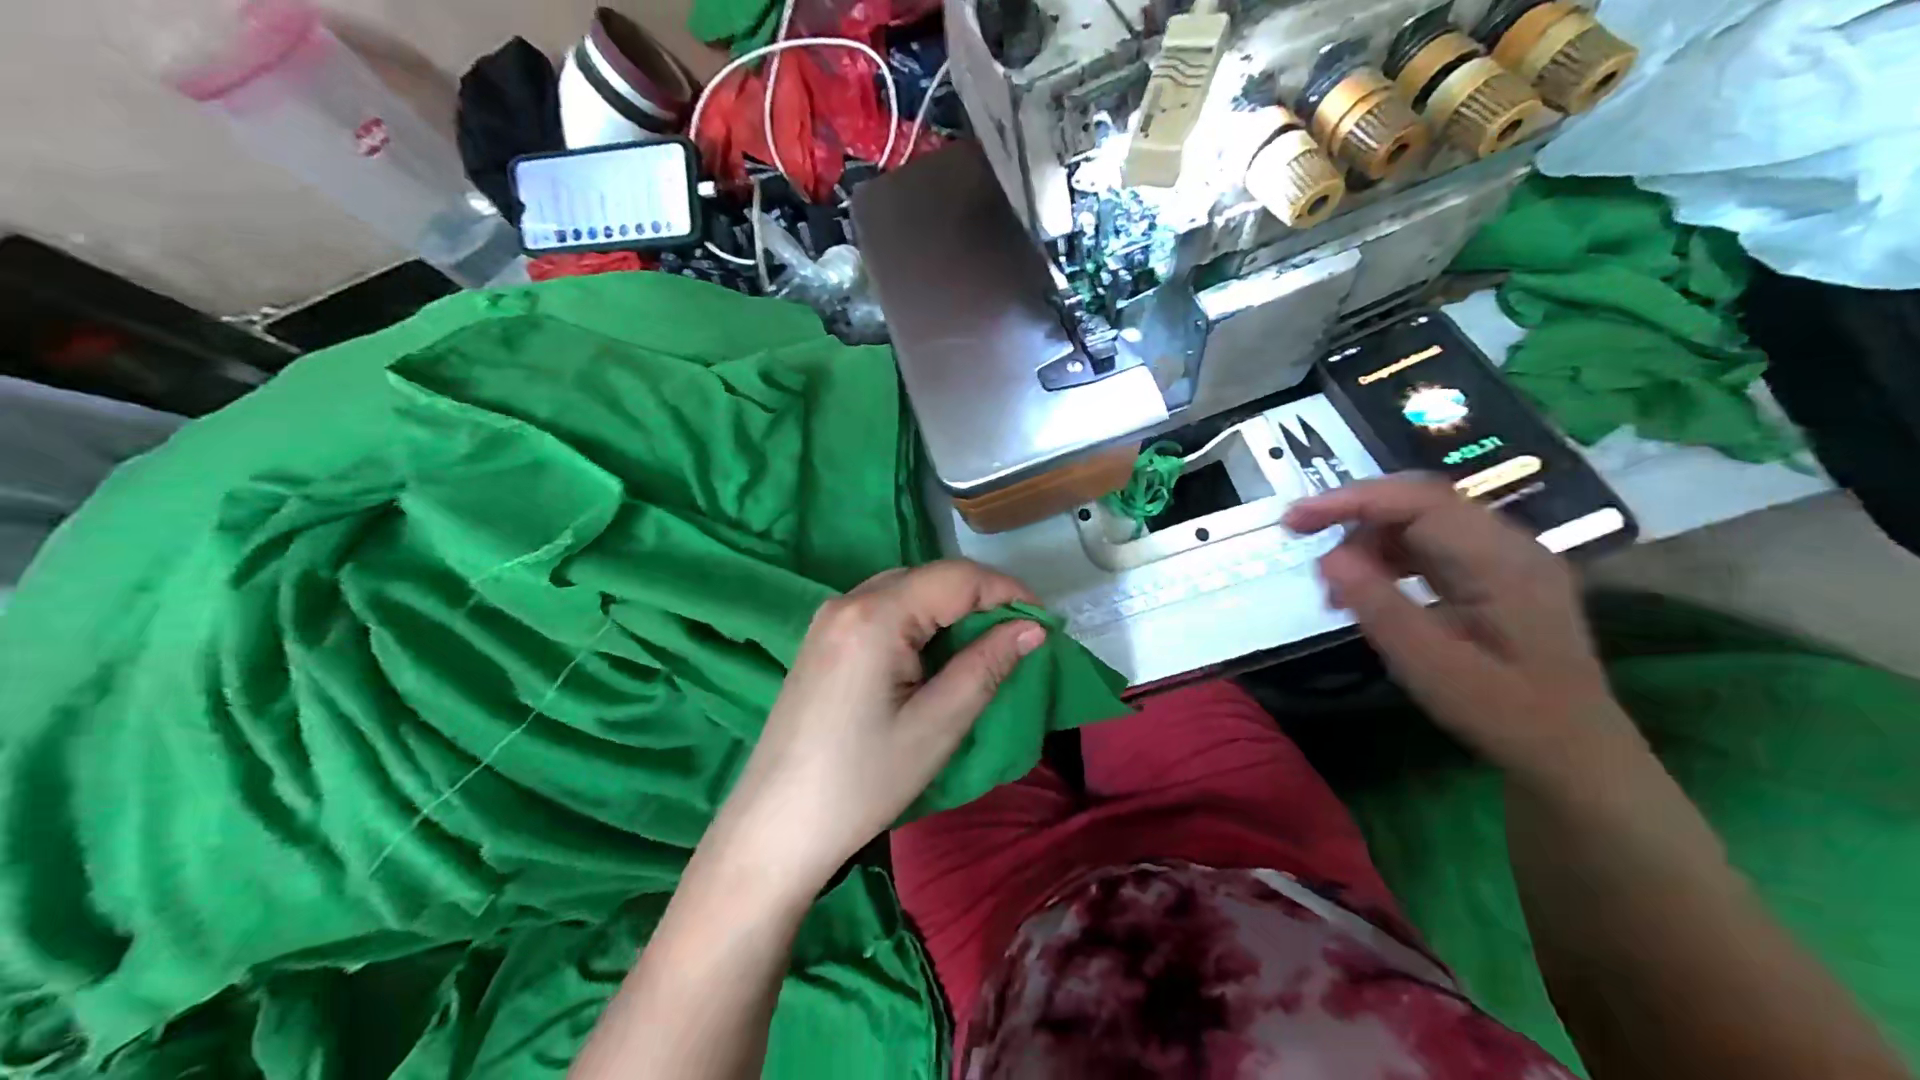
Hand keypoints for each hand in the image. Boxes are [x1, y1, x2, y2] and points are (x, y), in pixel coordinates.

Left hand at [708, 560, 1046, 894]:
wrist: (775, 827)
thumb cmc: (862, 781)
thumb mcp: (937, 725)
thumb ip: (987, 665)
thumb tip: (1032, 627)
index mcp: (875, 614)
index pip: (957, 577)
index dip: (1007, 591)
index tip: (1044, 622)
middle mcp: (846, 601)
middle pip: (929, 578)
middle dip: (980, 600)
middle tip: (1018, 638)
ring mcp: (827, 620)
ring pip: (905, 592)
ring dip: (949, 611)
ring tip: (983, 648)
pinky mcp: (820, 642)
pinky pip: (881, 611)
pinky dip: (918, 623)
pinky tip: (932, 657)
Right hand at [1284, 474, 1637, 774]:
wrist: (1574, 755)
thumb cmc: (1504, 714)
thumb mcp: (1431, 666)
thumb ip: (1379, 606)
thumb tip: (1327, 557)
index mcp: (1505, 562)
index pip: (1421, 502)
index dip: (1353, 500)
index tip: (1296, 519)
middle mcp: (1510, 546)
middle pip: (1420, 502)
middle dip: (1354, 512)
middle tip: (1300, 535)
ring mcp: (1506, 559)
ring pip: (1422, 521)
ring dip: (1369, 539)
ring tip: (1332, 582)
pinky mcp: (1494, 577)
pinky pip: (1431, 546)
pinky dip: (1388, 557)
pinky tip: (1366, 589)